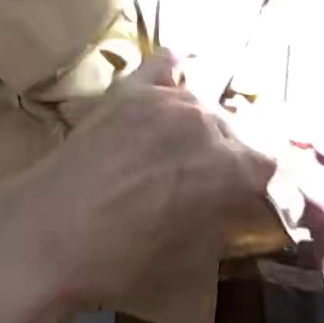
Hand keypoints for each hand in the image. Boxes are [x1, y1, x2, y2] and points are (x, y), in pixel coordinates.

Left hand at [0, 50, 281, 315]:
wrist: (55, 228)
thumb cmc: (126, 258)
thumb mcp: (193, 253)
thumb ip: (223, 216)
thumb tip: (233, 201)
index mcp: (232, 168)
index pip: (268, 165)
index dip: (256, 185)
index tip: (243, 199)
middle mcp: (205, 122)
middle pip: (232, 130)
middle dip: (225, 155)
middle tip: (200, 182)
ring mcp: (164, 99)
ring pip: (198, 103)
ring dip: (196, 124)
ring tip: (174, 149)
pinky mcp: (128, 89)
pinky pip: (162, 64)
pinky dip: (170, 74)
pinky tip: (169, 82)